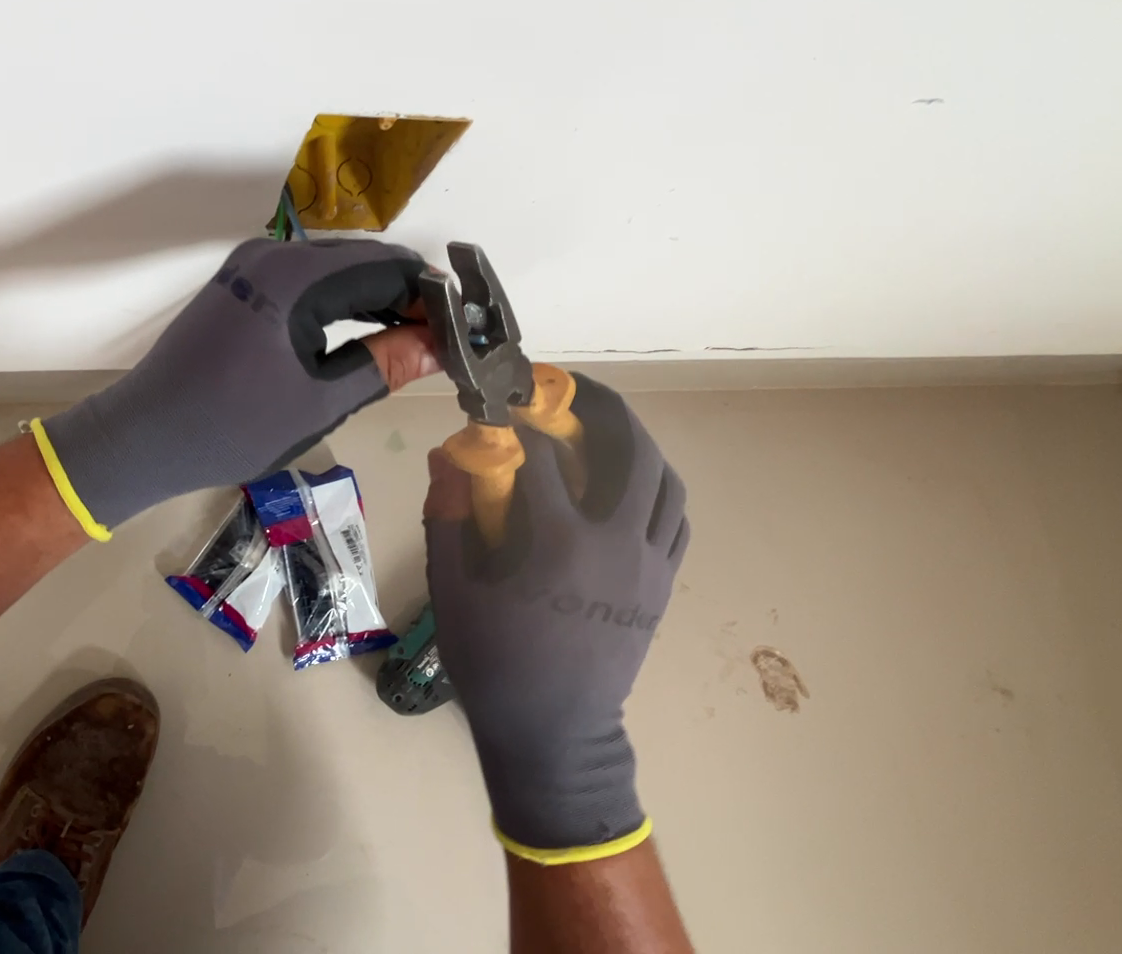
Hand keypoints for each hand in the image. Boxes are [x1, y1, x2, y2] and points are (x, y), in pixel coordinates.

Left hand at [39, 237, 437, 533]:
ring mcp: (247, 267)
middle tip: (441, 341)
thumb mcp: (318, 401)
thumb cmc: (230, 426)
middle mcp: (270, 254)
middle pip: (359, 261)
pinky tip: (360, 332)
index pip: (385, 266)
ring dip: (371, 300)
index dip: (429, 296)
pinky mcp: (236, 286)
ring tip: (410, 341)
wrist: (144, 435)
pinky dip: (335, 304)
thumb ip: (384, 364)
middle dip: (404, 296)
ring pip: (331, 271)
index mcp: (292, 276)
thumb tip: (440, 344)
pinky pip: (301, 283)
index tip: (460, 330)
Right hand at [424, 374, 689, 861]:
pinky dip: (654, 486)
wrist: (554, 731)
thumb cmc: (493, 661)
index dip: (516, 417)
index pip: (540, 457)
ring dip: (635, 442)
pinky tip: (625, 483)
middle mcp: (615, 543)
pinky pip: (674, 518)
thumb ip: (448, 516)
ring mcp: (648, 564)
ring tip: (600, 428)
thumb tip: (447, 455)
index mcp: (557, 543)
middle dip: (600, 406)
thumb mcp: (452, 589)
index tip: (499, 396)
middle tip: (567, 388)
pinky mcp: (663, 584)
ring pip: (664, 480)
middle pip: (629, 450)